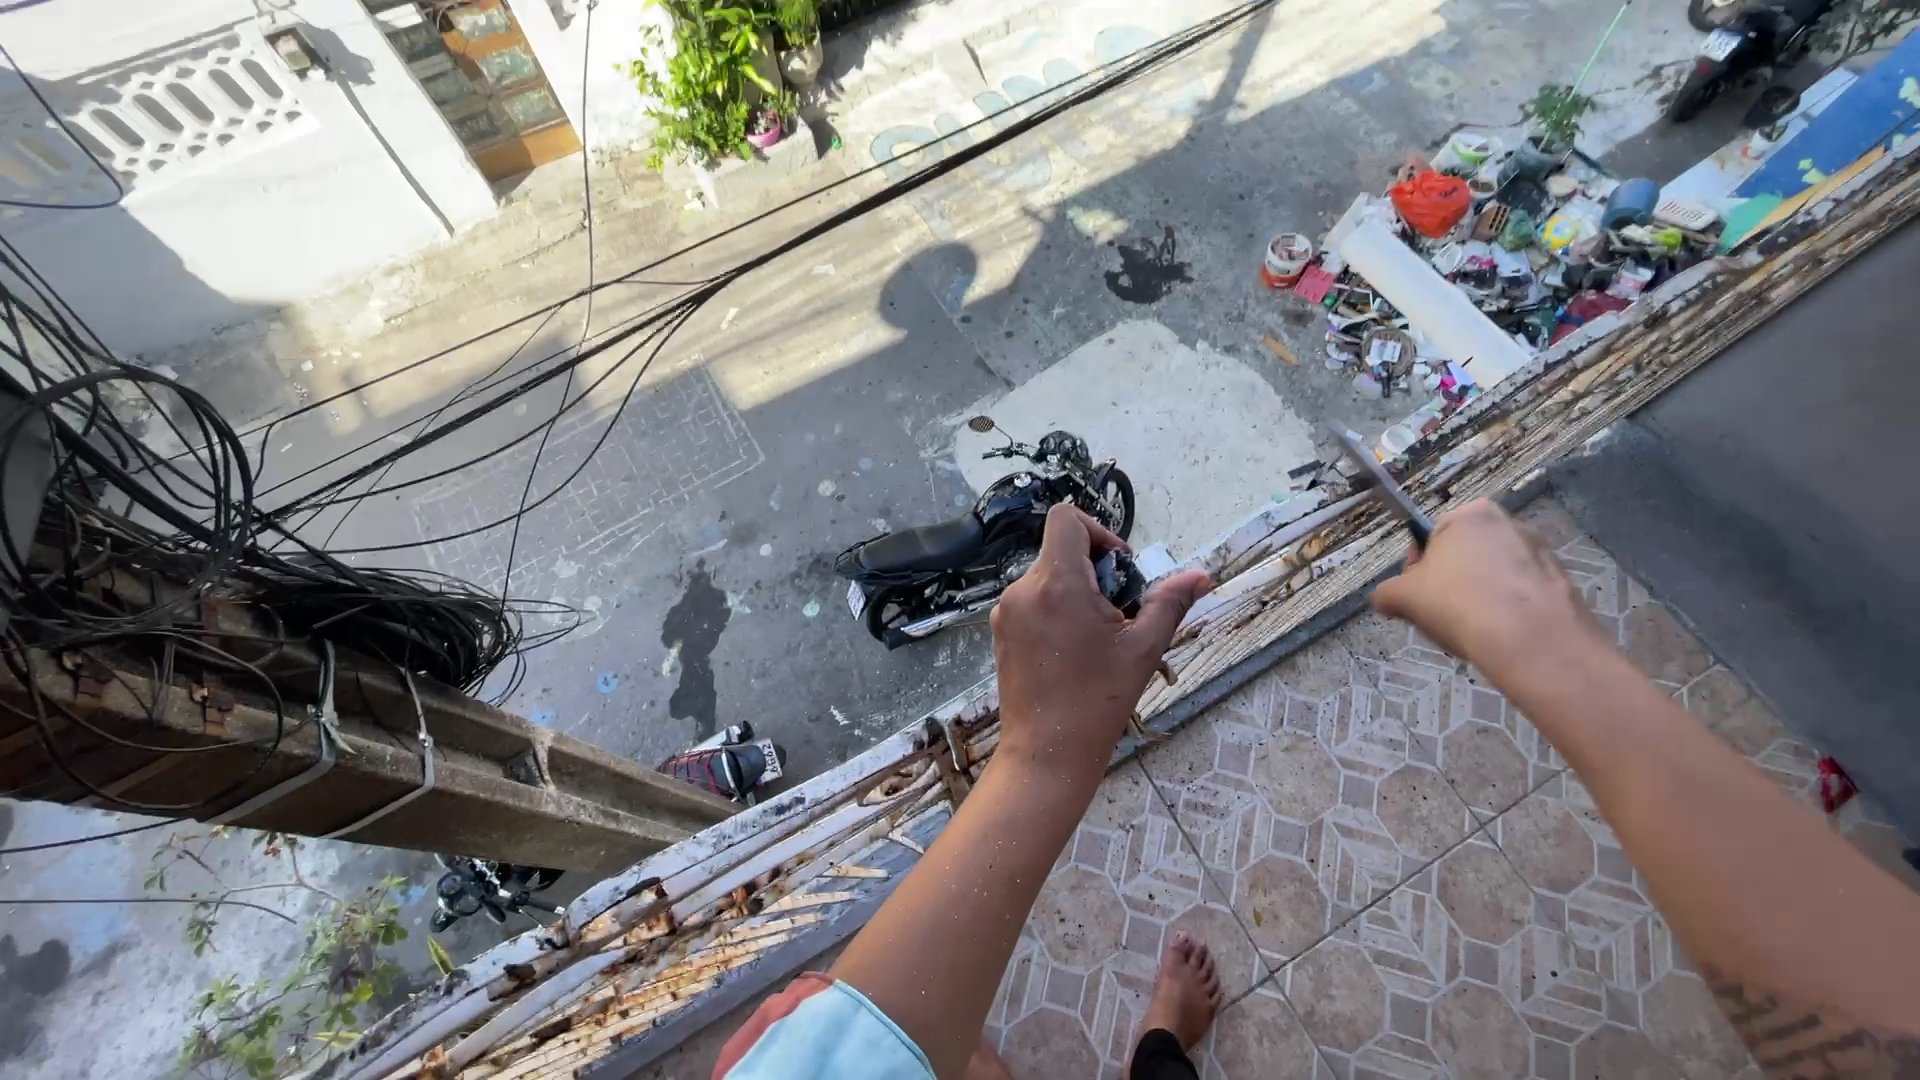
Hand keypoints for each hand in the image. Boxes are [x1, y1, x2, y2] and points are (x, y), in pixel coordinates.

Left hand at [990, 505, 1210, 784]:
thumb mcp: (1143, 648)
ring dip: (1076, 593)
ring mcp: (1006, 612)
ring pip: (1047, 578)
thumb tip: (1200, 576)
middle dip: (1095, 571)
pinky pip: (1032, 602)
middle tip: (1118, 613)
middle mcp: (1022, 589)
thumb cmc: (1098, 701)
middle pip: (1060, 551)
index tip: (1119, 569)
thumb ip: (1170, 603)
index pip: (1066, 518)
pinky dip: (1055, 611)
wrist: (1047, 752)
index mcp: (1057, 583)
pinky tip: (1072, 650)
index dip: (1099, 532)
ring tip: (1096, 638)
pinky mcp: (1001, 633)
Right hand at [1370, 499, 1602, 679]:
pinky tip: (1498, 634)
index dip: (1418, 568)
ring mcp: (1541, 551)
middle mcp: (1509, 523)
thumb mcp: (1400, 597)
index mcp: (1470, 515)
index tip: (1418, 594)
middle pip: (1464, 556)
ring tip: (1471, 628)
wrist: (1531, 641)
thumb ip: (1385, 593)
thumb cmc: (1458, 604)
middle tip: (1441, 613)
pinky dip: (1506, 610)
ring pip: (1492, 576)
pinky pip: (1520, 593)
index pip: (1430, 537)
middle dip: (1450, 582)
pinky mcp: (1562, 581)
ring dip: (1478, 597)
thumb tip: (1386, 599)